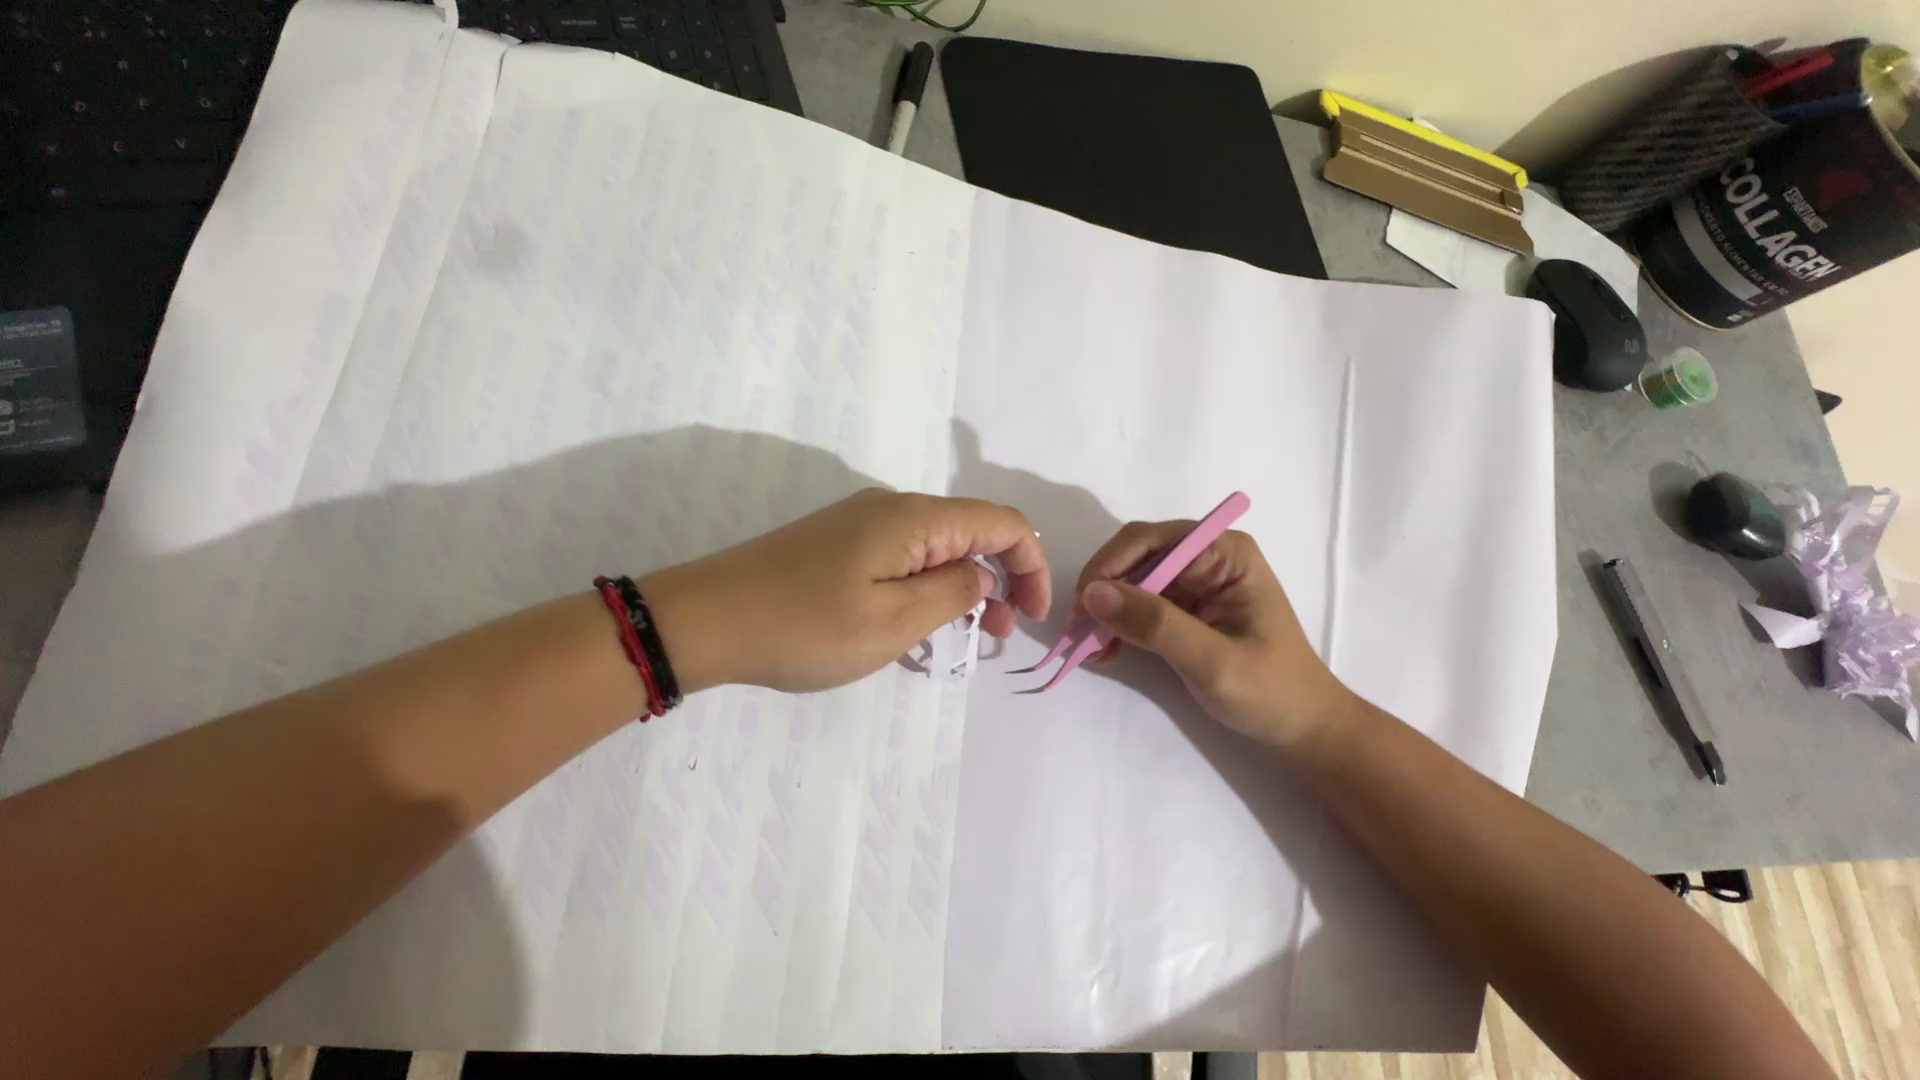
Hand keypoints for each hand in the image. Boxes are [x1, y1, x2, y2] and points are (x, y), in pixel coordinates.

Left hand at [640, 490, 1049, 693]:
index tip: (1036, 617)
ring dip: (964, 586)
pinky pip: (903, 557)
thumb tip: (983, 575)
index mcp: (914, 519)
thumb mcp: (893, 622)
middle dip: (1001, 578)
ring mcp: (860, 524)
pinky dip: (928, 586)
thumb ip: (952, 593)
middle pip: (971, 530)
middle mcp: (891, 508)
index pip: (1001, 522)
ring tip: (967, 636)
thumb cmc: (806, 626)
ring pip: (936, 546)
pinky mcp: (837, 544)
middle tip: (1002, 637)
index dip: (1032, 564)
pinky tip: (917, 623)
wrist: (706, 620)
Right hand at [1074, 522, 1349, 748]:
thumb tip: (1094, 594)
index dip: (1109, 567)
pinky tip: (1105, 651)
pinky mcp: (1186, 607)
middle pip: (1135, 556)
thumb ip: (1156, 624)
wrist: (1301, 728)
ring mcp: (1196, 581)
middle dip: (1103, 591)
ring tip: (1089, 648)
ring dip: (1105, 611)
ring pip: (1131, 581)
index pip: (1150, 540)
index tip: (1082, 607)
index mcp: (1225, 553)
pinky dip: (1118, 625)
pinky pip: (1139, 604)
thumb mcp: (1212, 661)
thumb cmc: (1270, 691)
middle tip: (1078, 633)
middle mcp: (1208, 556)